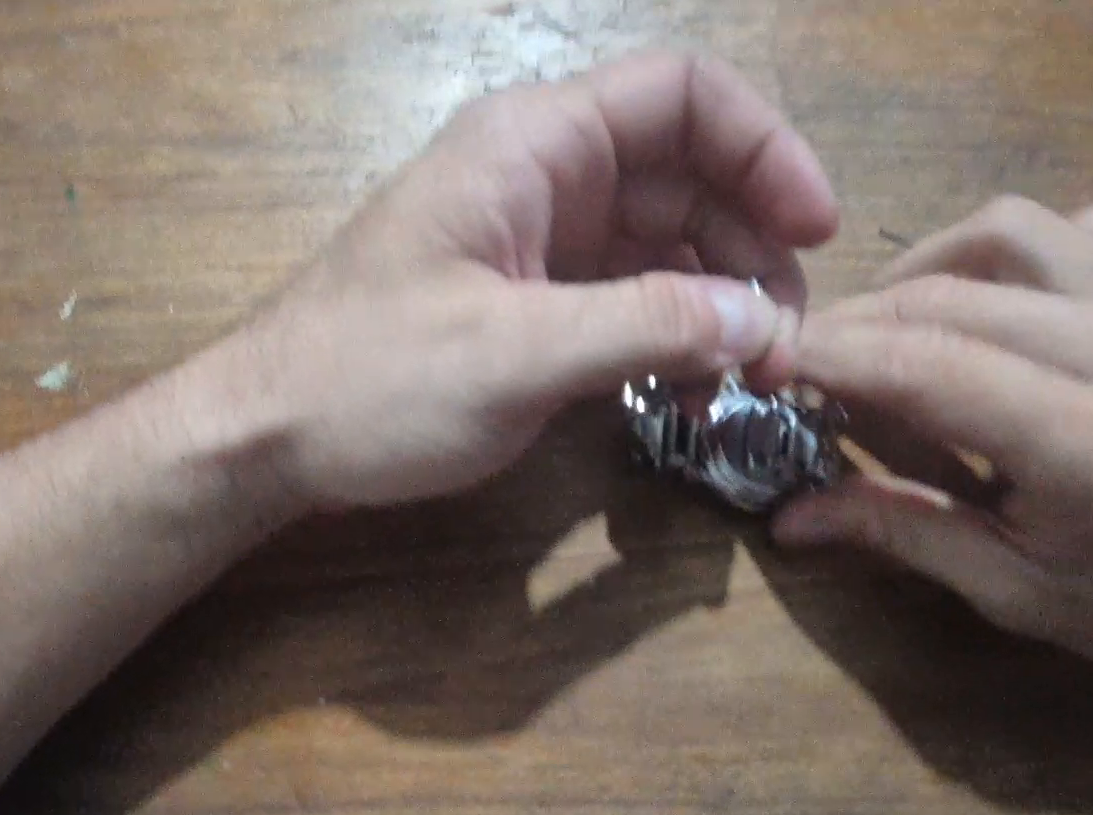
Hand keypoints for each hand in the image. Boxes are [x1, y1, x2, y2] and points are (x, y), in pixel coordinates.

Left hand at [192, 51, 837, 507]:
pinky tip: (691, 389)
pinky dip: (666, 339)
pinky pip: (621, 305)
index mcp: (533, 148)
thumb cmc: (373, 381)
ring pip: (659, 250)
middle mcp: (541, 184)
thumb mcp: (516, 353)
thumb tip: (760, 320)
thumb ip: (644, 327)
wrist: (274, 437)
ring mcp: (534, 252)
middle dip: (748, 249)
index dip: (767, 151)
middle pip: (684, 180)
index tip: (819, 231)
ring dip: (714, 304)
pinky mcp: (526, 312)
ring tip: (748, 375)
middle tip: (785, 339)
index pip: (682, 98)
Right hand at [761, 196, 1092, 691]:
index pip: (931, 366)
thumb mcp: (1021, 594)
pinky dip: (994, 257)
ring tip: (878, 330)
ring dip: (916, 272)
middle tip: (798, 369)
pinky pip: (1071, 236)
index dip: (830, 356)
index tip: (761, 364)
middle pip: (950, 297)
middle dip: (850, 325)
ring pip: (1008, 234)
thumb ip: (903, 536)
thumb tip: (788, 520)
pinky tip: (975, 309)